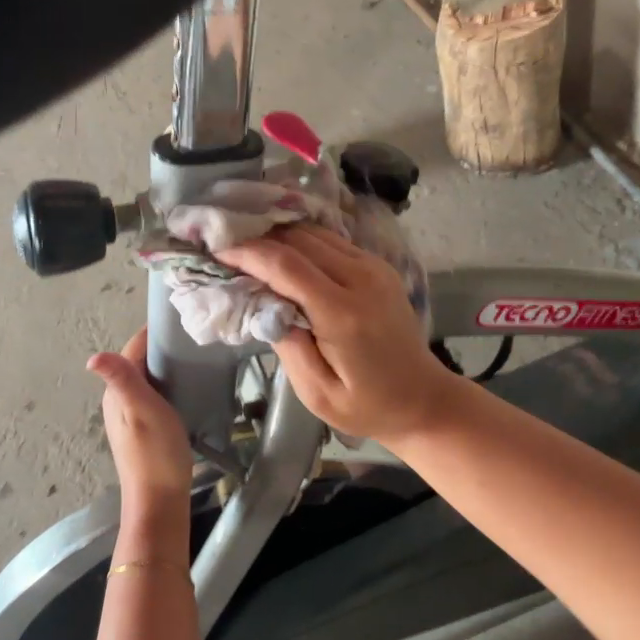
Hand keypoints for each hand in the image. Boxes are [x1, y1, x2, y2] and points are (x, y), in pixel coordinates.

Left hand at [88, 330, 194, 509]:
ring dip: (167, 365)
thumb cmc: (155, 452)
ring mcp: (130, 414)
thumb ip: (122, 380)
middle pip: (140, 360)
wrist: (160, 501)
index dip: (154, 332)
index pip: (134, 348)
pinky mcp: (144, 426)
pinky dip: (170, 383)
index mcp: (116, 391)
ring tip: (196, 357)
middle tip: (195, 337)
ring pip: (148, 377)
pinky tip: (189, 387)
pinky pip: (156, 393)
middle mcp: (118, 398)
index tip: (182, 320)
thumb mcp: (142, 410)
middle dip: (163, 346)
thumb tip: (92, 356)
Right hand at [216, 226, 461, 442]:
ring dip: (277, 234)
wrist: (423, 399)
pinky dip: (299, 239)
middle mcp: (361, 279)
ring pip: (314, 233)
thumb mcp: (318, 393)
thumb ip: (288, 346)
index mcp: (344, 314)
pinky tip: (277, 248)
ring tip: (243, 242)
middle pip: (298, 240)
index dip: (248, 253)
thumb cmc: (367, 406)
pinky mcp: (377, 265)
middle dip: (257, 237)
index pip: (287, 267)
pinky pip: (330, 240)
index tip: (215, 250)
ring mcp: (373, 267)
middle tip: (221, 241)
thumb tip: (261, 305)